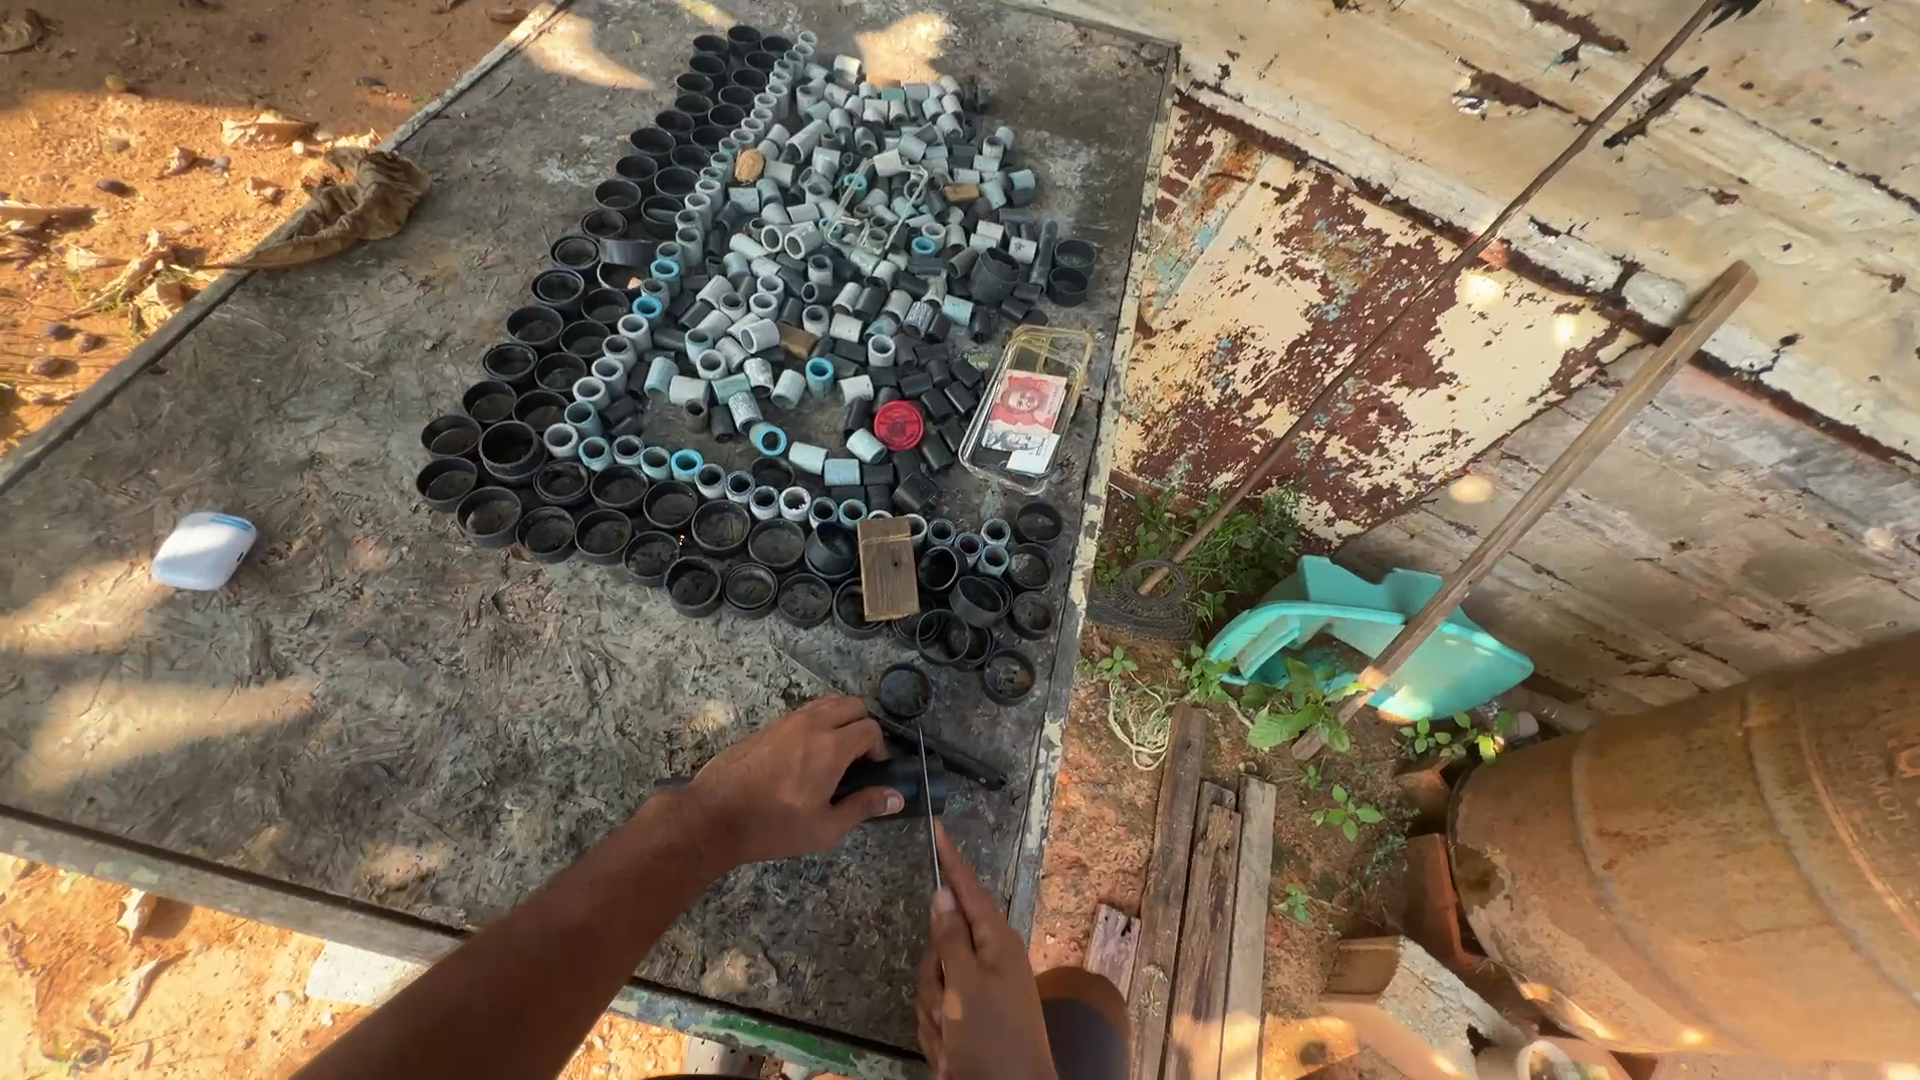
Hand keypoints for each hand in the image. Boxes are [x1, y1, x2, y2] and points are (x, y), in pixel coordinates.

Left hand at [676, 696, 903, 867]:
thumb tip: (896, 797)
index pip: (870, 729)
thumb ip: (863, 807)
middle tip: (858, 758)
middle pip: (852, 704)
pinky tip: (808, 754)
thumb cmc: (773, 826)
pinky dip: (818, 722)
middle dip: (864, 725)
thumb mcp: (824, 828)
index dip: (879, 748)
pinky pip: (805, 711)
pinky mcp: (769, 725)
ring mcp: (788, 720)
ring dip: (841, 719)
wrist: (714, 816)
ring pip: (828, 703)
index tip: (873, 771)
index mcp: (831, 747)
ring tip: (835, 752)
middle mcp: (812, 724)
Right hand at [915, 825, 1054, 1079]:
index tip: (938, 826)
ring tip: (953, 1036)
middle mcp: (987, 961)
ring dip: (935, 1010)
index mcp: (996, 942)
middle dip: (934, 976)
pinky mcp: (965, 1021)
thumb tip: (942, 893)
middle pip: (939, 943)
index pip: (968, 889)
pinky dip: (937, 1034)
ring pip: (931, 980)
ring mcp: (976, 993)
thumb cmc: (994, 1039)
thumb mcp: (966, 986)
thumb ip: (950, 938)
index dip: (951, 860)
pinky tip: (952, 1054)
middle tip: (948, 1004)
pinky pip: (934, 1011)